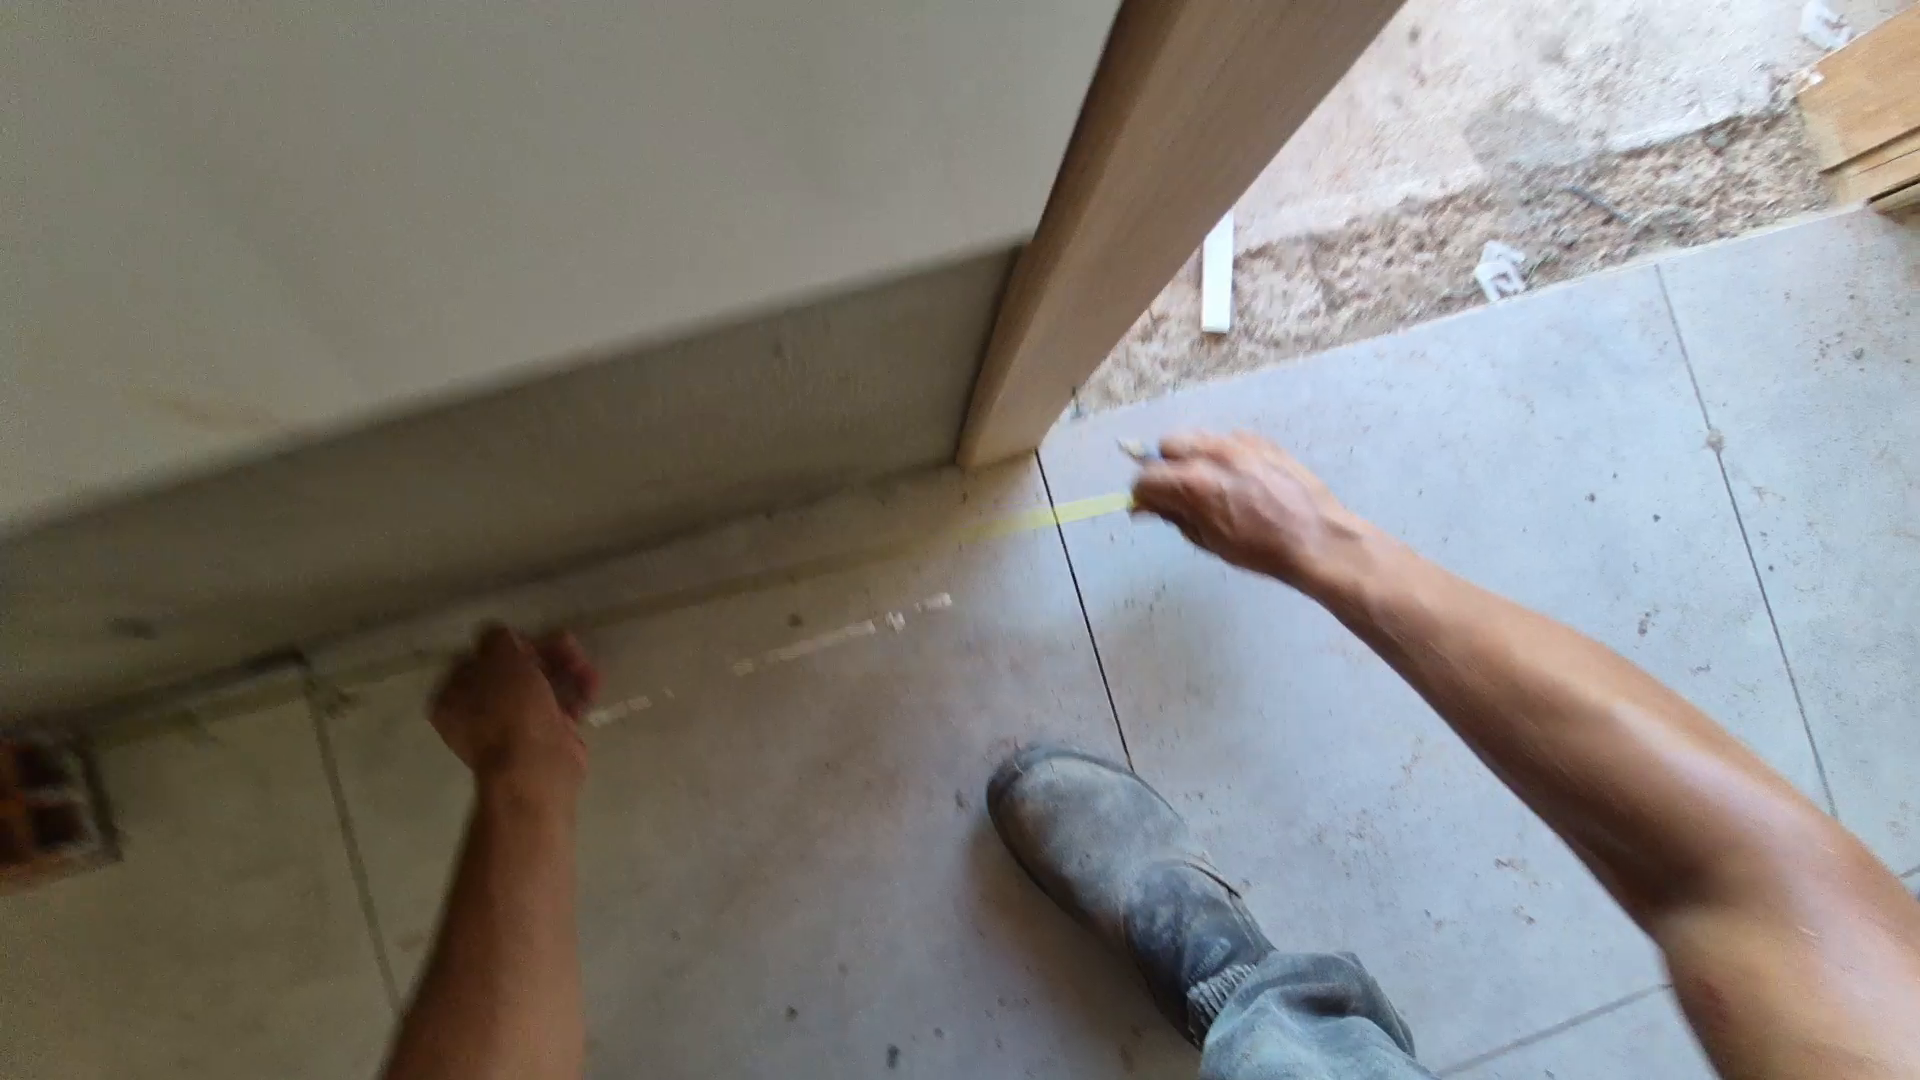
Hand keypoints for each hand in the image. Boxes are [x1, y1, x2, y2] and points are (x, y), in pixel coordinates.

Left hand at [429, 625, 601, 792]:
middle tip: (569, 648)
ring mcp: (514, 724)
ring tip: (586, 668)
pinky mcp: (546, 734)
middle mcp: (480, 711)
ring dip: (567, 670)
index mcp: (455, 696)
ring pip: (542, 685)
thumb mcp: (500, 662)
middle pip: (516, 670)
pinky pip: (561, 704)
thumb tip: (504, 636)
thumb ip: (499, 640)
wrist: (537, 767)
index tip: (533, 641)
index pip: (481, 658)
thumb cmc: (511, 712)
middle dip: (546, 655)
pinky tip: (592, 685)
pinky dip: (577, 692)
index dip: (510, 645)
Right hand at [1131, 431, 1367, 589]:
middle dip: (1164, 468)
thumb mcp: (1207, 540)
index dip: (1143, 494)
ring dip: (1189, 456)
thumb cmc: (1259, 550)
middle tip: (1176, 492)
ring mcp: (1237, 443)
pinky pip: (1224, 439)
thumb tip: (1146, 507)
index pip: (1145, 477)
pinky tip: (1234, 477)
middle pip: (1166, 446)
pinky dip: (1218, 454)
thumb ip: (1173, 516)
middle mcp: (1211, 454)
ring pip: (1195, 437)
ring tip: (1205, 481)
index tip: (1149, 507)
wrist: (1317, 538)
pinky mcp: (1259, 440)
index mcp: (1193, 484)